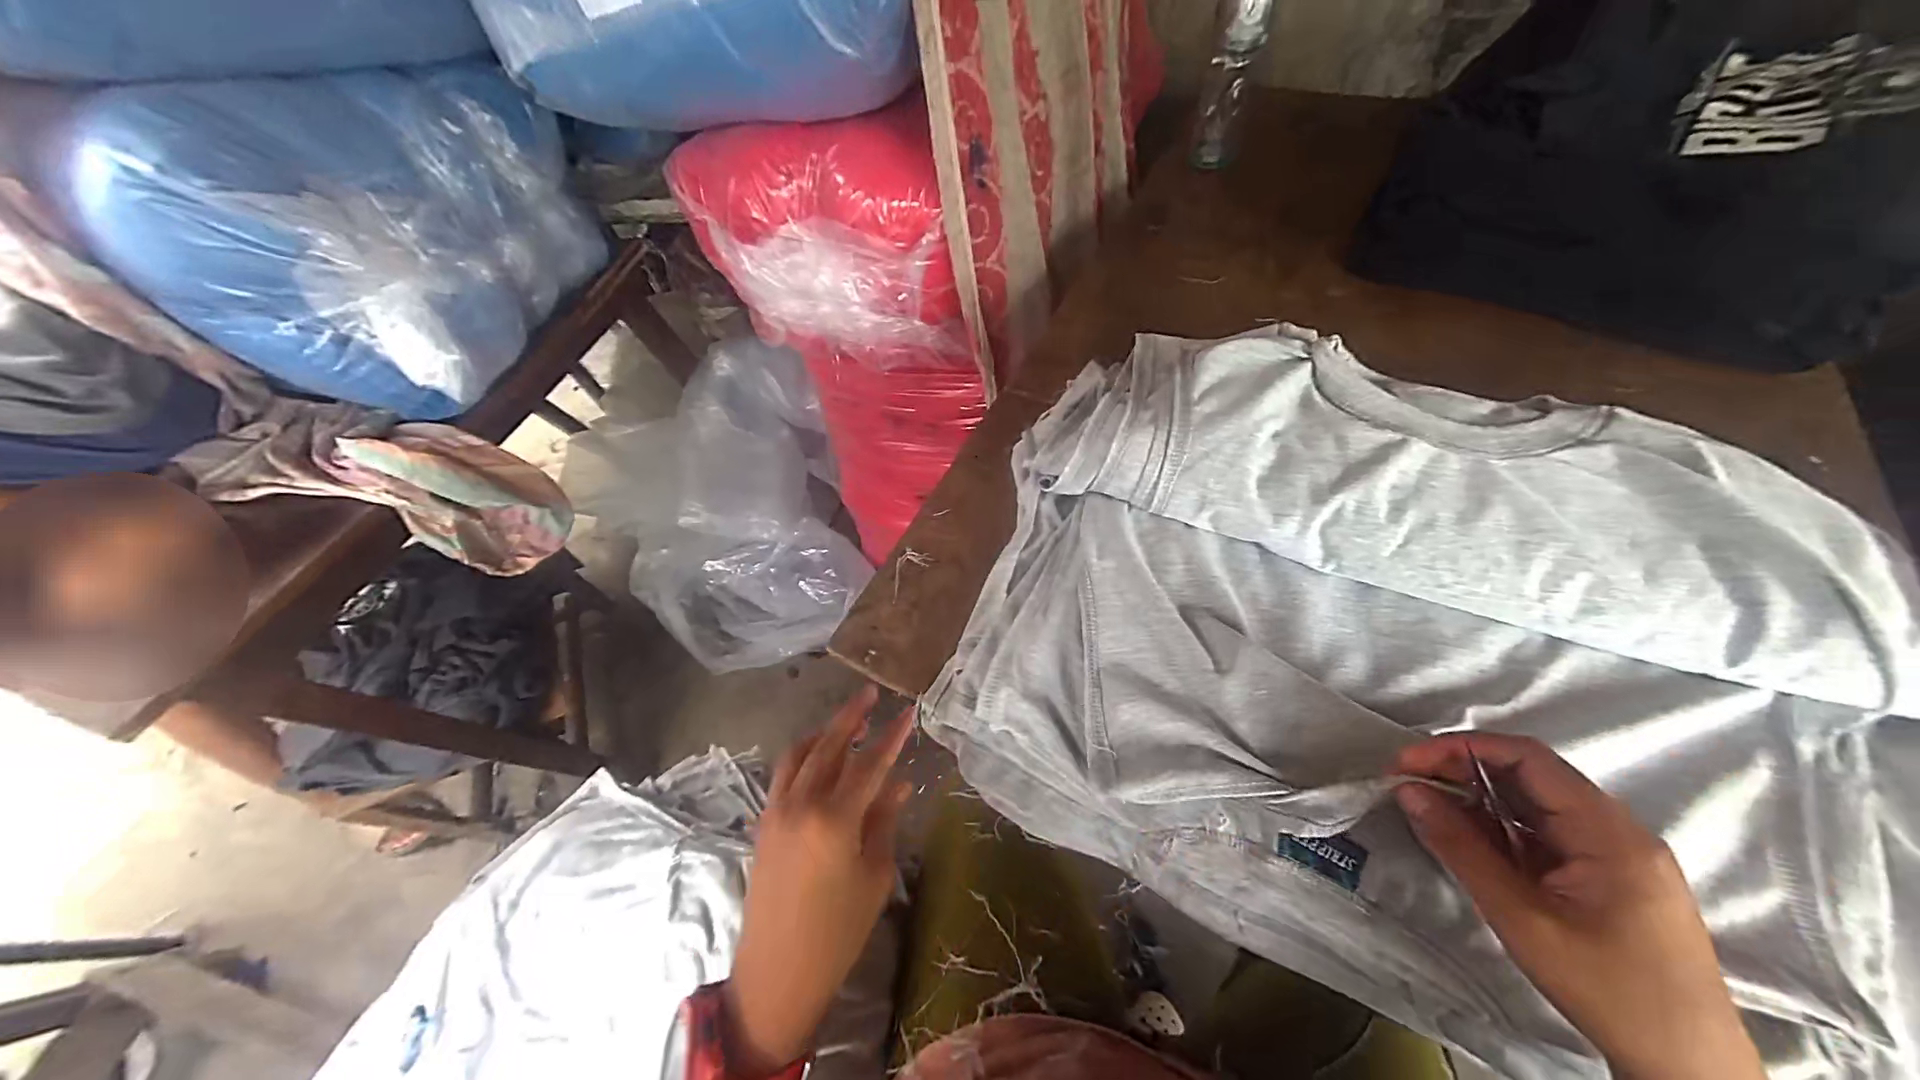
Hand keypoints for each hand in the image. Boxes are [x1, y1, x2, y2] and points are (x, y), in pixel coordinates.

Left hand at [723, 685, 912, 1076]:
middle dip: (851, 716)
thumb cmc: (837, 932)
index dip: (892, 736)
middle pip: (828, 745)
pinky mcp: (763, 822)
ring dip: (824, 732)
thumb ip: (884, 821)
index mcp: (835, 819)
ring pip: (800, 754)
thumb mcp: (874, 876)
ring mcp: (776, 811)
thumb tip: (899, 783)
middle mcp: (801, 804)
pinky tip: (819, 756)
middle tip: (871, 694)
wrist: (777, 972)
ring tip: (848, 721)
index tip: (909, 711)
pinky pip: (783, 774)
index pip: (869, 763)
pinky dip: (803, 755)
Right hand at [1394, 733, 1764, 1079]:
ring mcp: (1618, 854)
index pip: (1527, 758)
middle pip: (1531, 775)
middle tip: (1407, 783)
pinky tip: (1468, 836)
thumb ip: (1462, 847)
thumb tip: (1408, 791)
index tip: (1407, 763)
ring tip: (1428, 806)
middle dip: (1463, 769)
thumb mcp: (1520, 917)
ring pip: (1536, 803)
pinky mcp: (1610, 876)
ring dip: (1478, 798)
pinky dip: (1500, 825)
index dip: (1461, 747)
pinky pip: (1546, 831)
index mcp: (1609, 832)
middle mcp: (1619, 830)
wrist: (1690, 1069)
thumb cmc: (1607, 989)